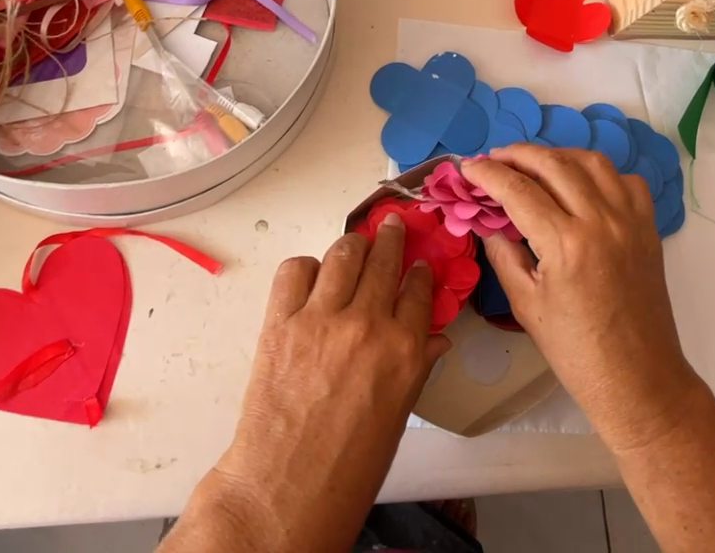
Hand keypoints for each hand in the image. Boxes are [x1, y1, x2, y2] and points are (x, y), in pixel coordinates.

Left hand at [173, 213, 450, 552]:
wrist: (285, 488)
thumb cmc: (349, 466)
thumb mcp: (399, 415)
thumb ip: (417, 366)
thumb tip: (433, 338)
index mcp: (405, 350)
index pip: (420, 290)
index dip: (421, 272)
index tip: (420, 264)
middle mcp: (367, 324)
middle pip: (385, 260)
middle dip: (391, 239)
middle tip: (391, 226)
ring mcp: (322, 318)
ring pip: (344, 254)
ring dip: (354, 243)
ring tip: (357, 241)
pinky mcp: (281, 321)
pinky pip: (296, 270)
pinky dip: (307, 267)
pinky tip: (313, 277)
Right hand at [463, 146, 699, 450]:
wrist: (638, 379)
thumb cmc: (575, 351)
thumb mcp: (525, 304)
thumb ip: (504, 255)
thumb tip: (489, 222)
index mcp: (565, 243)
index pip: (518, 190)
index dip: (488, 174)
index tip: (468, 167)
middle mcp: (600, 221)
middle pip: (553, 164)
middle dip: (518, 154)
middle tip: (494, 158)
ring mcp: (629, 221)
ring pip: (592, 162)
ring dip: (558, 156)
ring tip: (534, 163)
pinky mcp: (649, 228)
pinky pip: (626, 181)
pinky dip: (601, 174)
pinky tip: (582, 184)